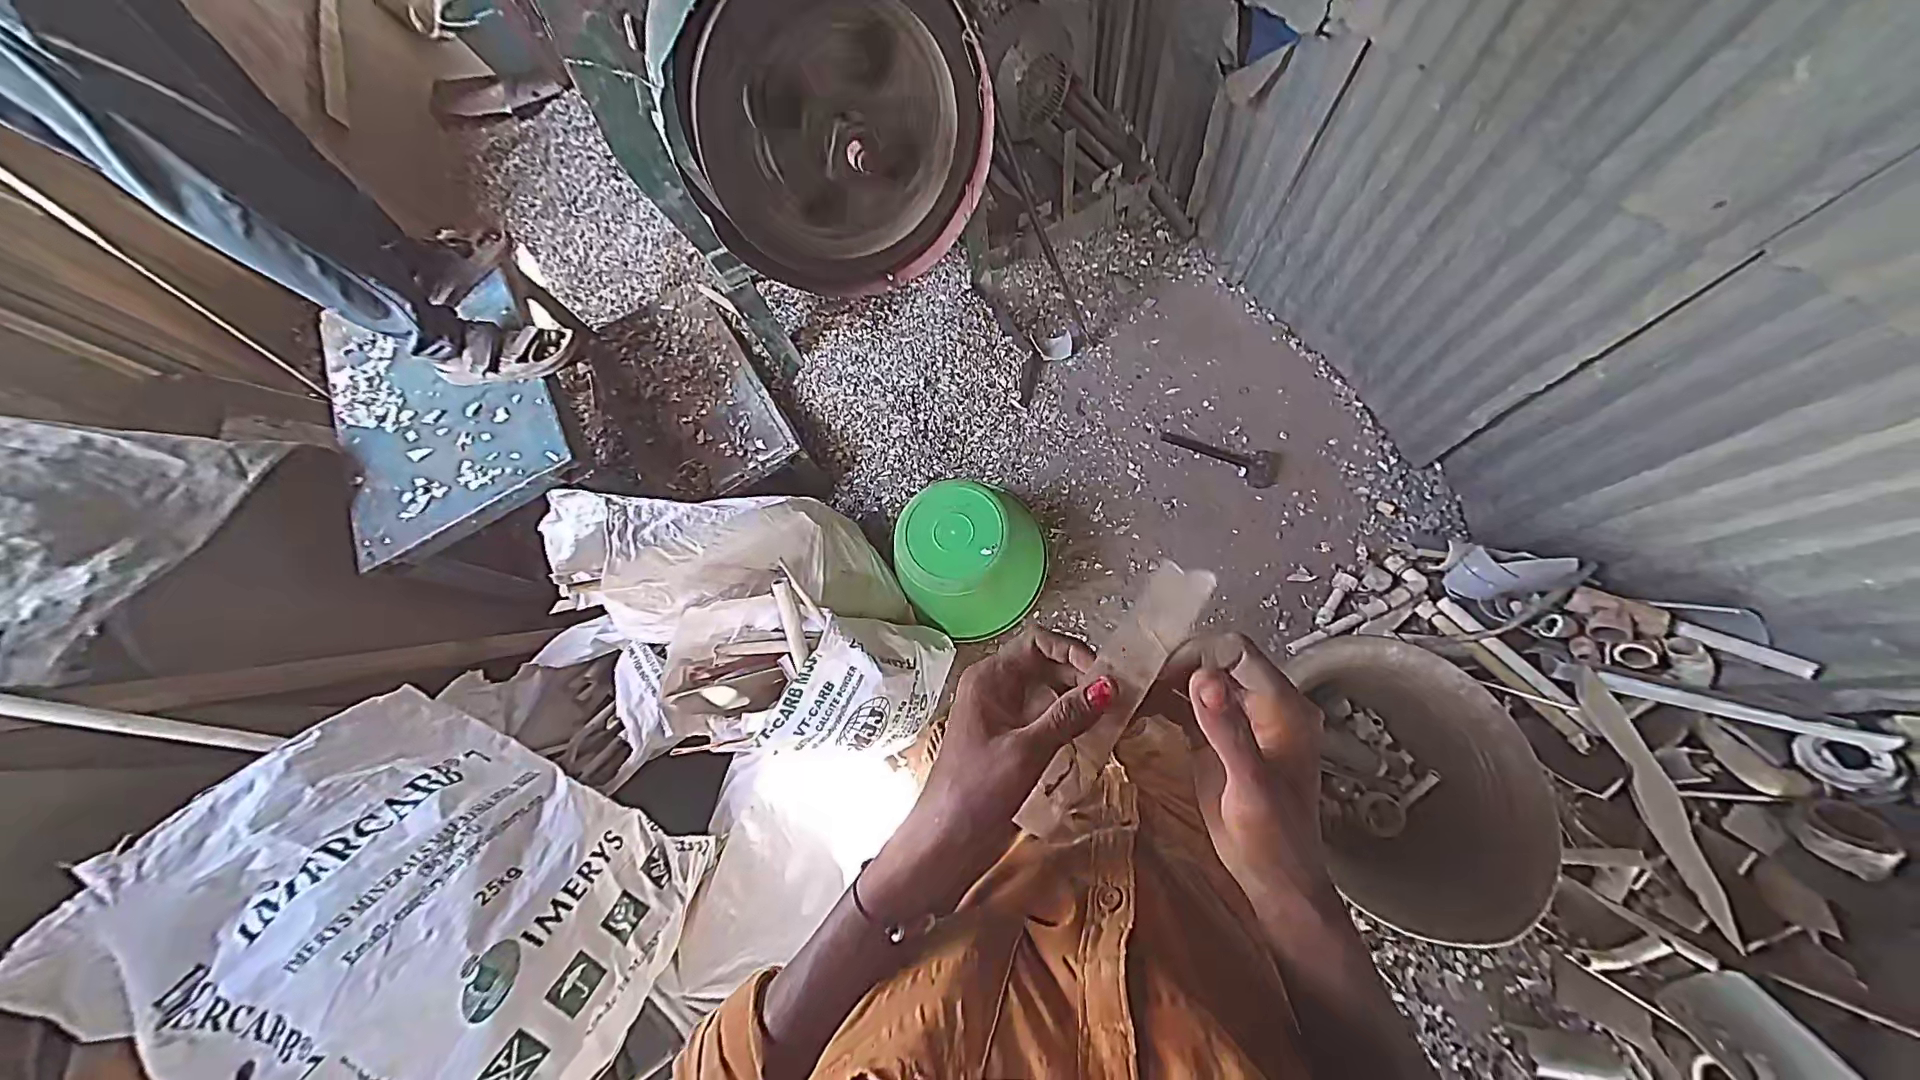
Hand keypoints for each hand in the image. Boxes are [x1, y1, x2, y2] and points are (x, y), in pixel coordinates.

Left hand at [861, 628, 1112, 919]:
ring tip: (1115, 716)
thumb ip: (1067, 716)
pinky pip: (1045, 718)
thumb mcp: (1026, 751)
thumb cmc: (977, 791)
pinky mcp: (1011, 740)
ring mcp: (1003, 714)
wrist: (946, 843)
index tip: (1103, 674)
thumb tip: (1108, 685)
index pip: (1036, 642)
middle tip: (1118, 697)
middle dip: (1081, 677)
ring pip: (1049, 692)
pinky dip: (1070, 722)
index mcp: (989, 678)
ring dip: (1079, 701)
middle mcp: (995, 688)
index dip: (1072, 650)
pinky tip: (1096, 736)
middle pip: (1046, 665)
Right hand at [1156, 633, 1331, 909]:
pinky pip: (1187, 705)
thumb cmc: (1274, 843)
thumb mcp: (1249, 787)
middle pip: (1214, 660)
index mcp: (1283, 708)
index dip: (1196, 654)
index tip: (1158, 672)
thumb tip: (1204, 679)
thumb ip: (1227, 731)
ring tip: (1129, 688)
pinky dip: (1161, 703)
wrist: (1277, 884)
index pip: (1236, 652)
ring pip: (1197, 680)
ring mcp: (1239, 720)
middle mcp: (1264, 706)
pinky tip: (1135, 708)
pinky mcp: (1217, 737)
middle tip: (1135, 678)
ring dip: (1163, 681)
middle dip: (1173, 664)